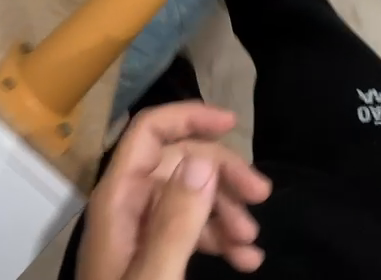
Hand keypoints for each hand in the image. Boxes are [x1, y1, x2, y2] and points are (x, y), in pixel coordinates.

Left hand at [76, 102, 271, 279]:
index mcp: (117, 199)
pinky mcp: (152, 256)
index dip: (188, 117)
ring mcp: (139, 231)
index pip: (149, 133)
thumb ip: (176, 222)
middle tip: (263, 196)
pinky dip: (218, 237)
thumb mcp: (154, 279)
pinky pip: (189, 229)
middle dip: (221, 173)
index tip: (233, 124)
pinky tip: (245, 261)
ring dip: (225, 211)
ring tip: (253, 245)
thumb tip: (201, 161)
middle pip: (177, 162)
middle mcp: (127, 205)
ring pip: (188, 195)